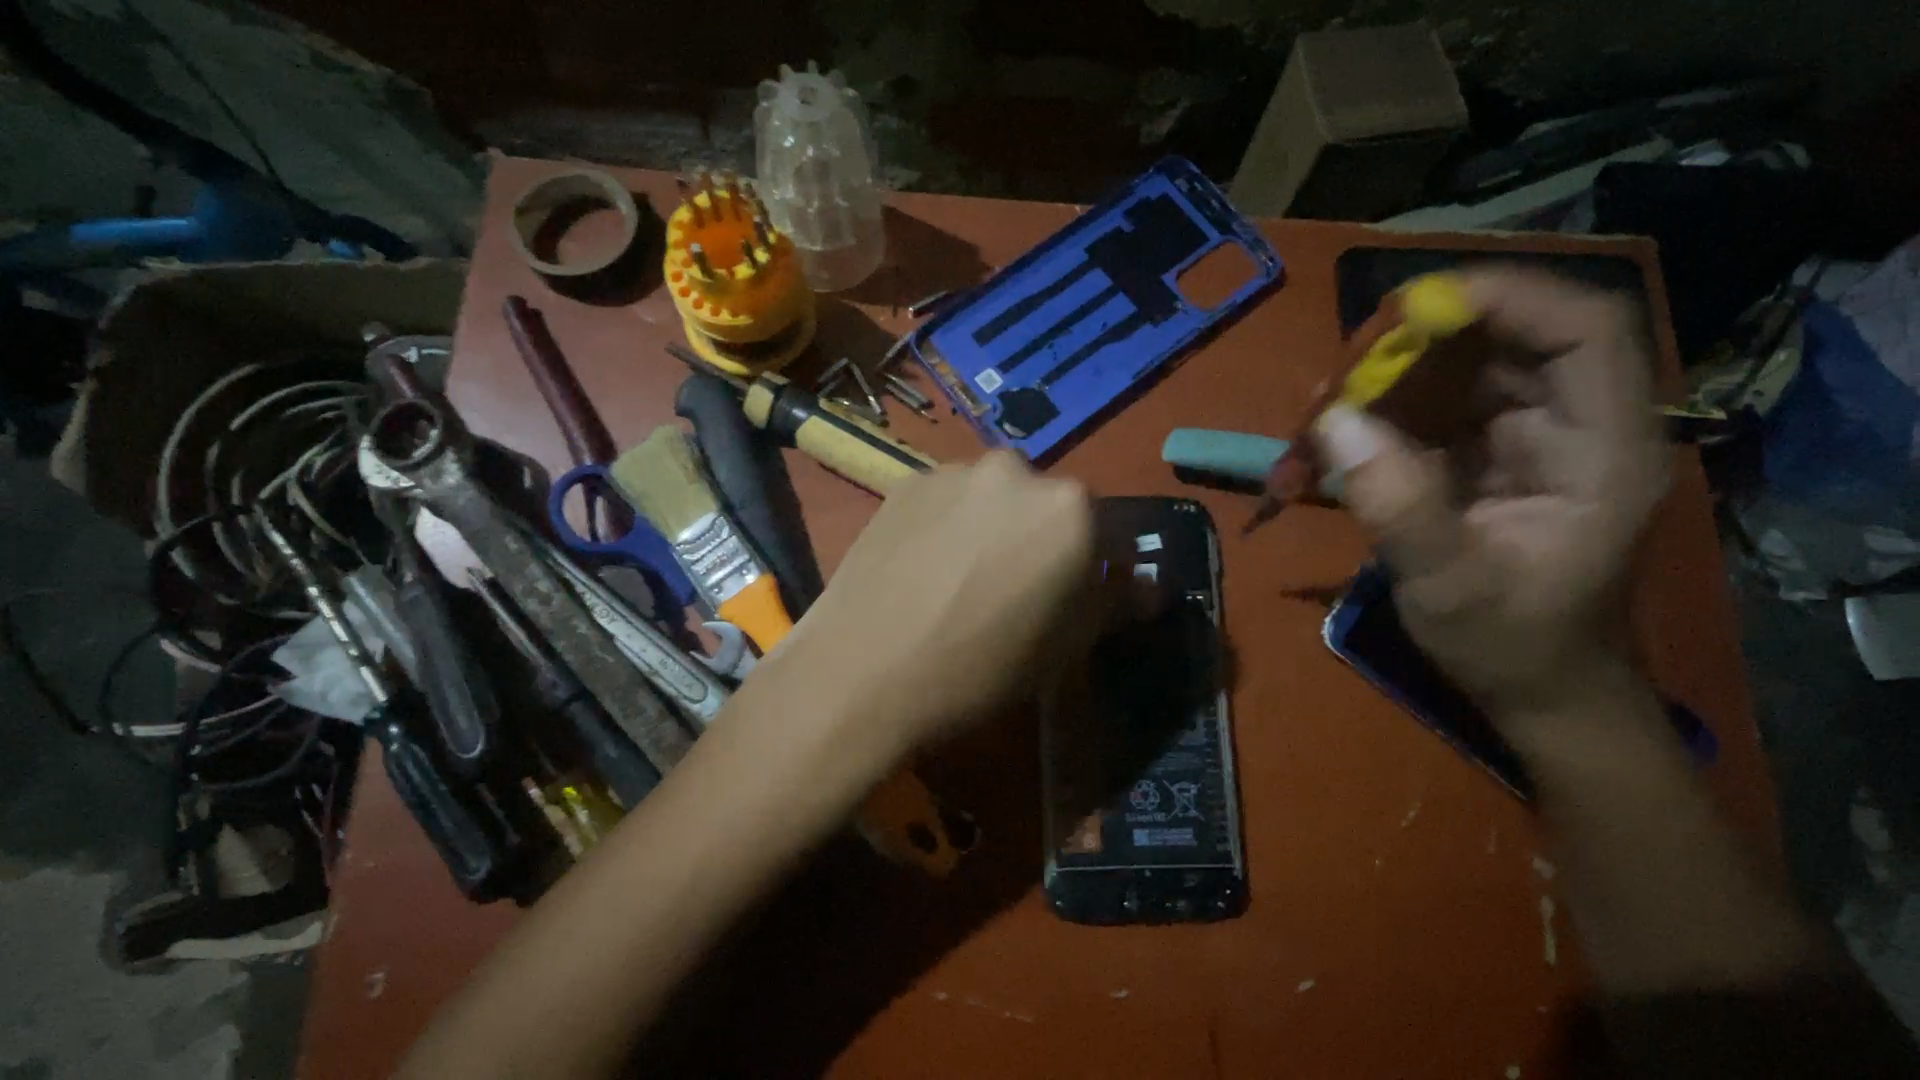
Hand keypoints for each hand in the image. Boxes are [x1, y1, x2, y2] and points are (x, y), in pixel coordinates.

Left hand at [782, 451, 1098, 754]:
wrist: (863, 671)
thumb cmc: (980, 669)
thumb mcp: (1063, 648)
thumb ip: (1113, 605)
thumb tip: (1149, 591)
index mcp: (1072, 510)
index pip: (1111, 535)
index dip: (1103, 572)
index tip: (1083, 601)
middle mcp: (1018, 472)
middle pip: (1050, 507)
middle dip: (1045, 542)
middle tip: (1017, 592)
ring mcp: (956, 471)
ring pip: (996, 499)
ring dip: (995, 527)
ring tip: (962, 580)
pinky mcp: (904, 481)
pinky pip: (948, 500)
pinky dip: (949, 525)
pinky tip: (925, 569)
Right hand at [1313, 268, 1668, 721]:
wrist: (1537, 690)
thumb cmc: (1512, 645)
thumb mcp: (1450, 586)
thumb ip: (1398, 504)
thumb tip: (1334, 421)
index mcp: (1603, 449)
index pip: (1583, 328)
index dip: (1506, 296)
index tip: (1412, 309)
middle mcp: (1576, 425)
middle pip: (1510, 336)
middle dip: (1421, 339)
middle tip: (1342, 368)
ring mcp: (1532, 436)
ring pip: (1465, 365)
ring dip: (1391, 373)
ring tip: (1324, 403)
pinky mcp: (1491, 452)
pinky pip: (1437, 404)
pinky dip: (1384, 408)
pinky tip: (1337, 430)